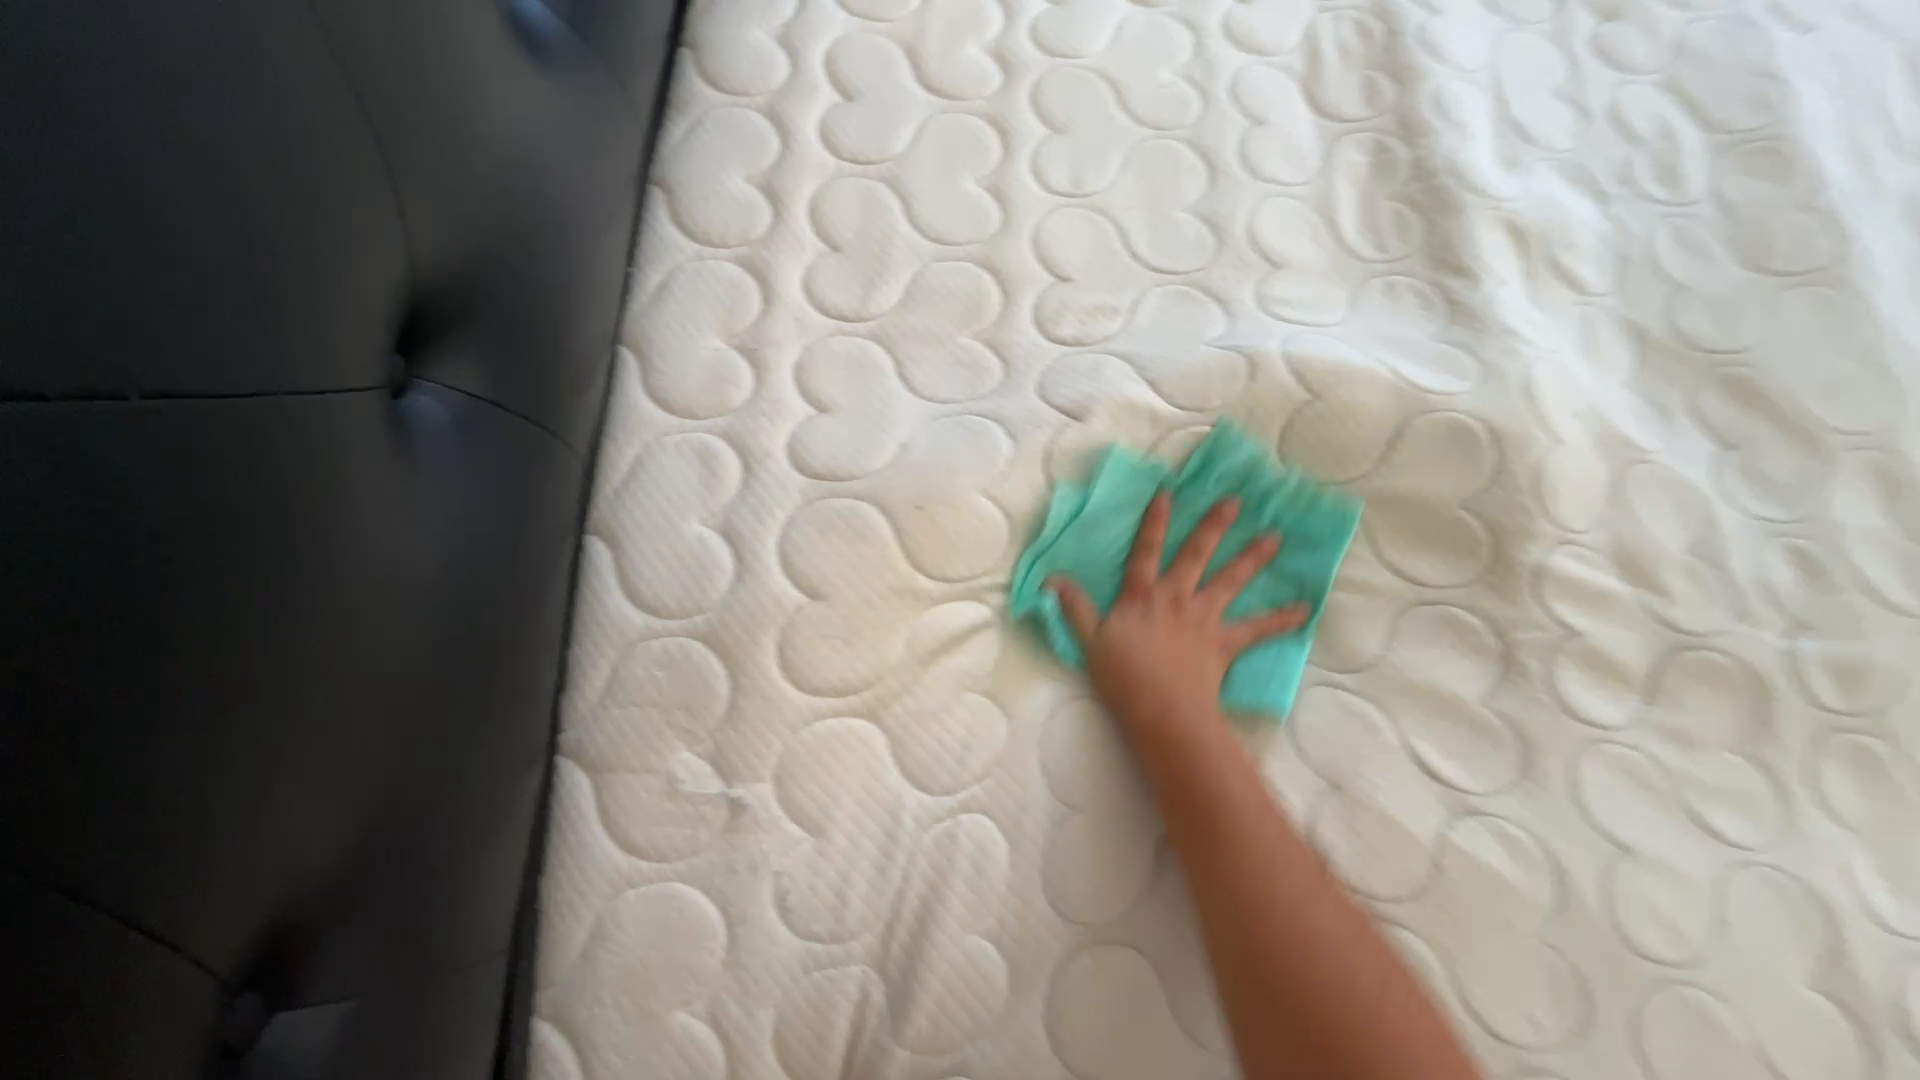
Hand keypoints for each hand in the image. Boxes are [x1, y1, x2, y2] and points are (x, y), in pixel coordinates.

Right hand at [1048, 493, 1308, 731]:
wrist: (1161, 708)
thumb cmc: (1122, 676)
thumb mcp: (1089, 640)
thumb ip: (1074, 607)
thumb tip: (1053, 579)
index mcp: (1141, 595)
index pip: (1146, 552)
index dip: (1155, 522)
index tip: (1168, 493)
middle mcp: (1175, 598)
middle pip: (1196, 555)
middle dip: (1214, 527)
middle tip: (1235, 502)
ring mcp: (1203, 618)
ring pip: (1230, 581)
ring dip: (1252, 558)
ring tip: (1275, 538)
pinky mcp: (1224, 643)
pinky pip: (1256, 630)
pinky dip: (1280, 620)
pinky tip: (1304, 609)